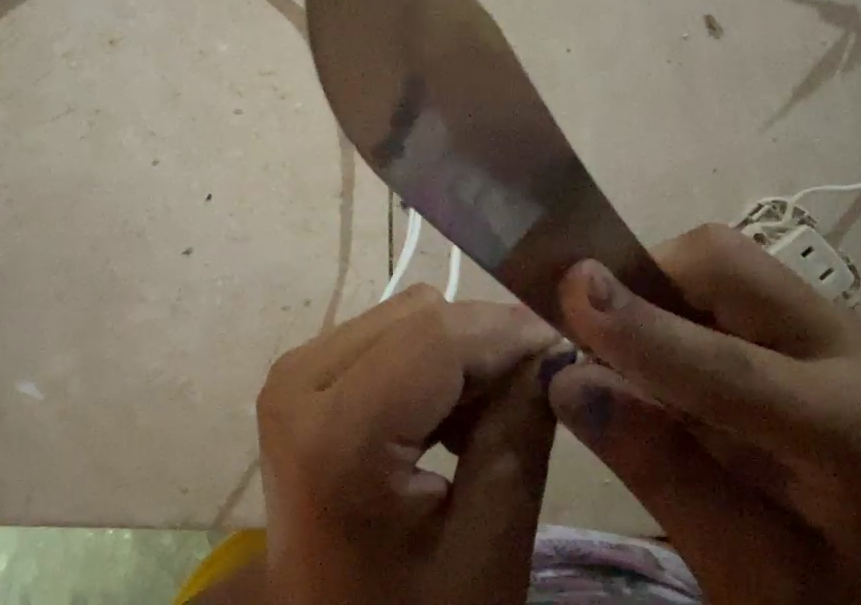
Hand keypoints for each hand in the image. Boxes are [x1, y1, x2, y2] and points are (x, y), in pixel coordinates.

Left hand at [251, 285, 564, 604]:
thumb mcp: (484, 547)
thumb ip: (518, 434)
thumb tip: (552, 349)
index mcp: (336, 433)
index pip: (438, 335)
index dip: (511, 331)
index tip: (568, 352)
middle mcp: (298, 380)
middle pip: (419, 314)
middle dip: (485, 345)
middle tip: (527, 403)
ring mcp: (292, 374)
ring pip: (403, 315)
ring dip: (457, 353)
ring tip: (481, 425)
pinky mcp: (299, 378)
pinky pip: (381, 333)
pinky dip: (427, 362)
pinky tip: (444, 421)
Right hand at [546, 225, 860, 604]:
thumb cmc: (823, 591)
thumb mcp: (742, 571)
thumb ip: (661, 474)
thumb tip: (567, 381)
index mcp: (860, 440)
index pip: (732, 368)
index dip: (643, 330)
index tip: (567, 293)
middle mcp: (859, 354)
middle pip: (729, 268)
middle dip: (643, 282)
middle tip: (591, 333)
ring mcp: (841, 320)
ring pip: (722, 257)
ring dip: (653, 285)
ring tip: (625, 348)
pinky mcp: (817, 308)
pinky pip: (725, 274)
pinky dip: (671, 294)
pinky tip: (662, 347)